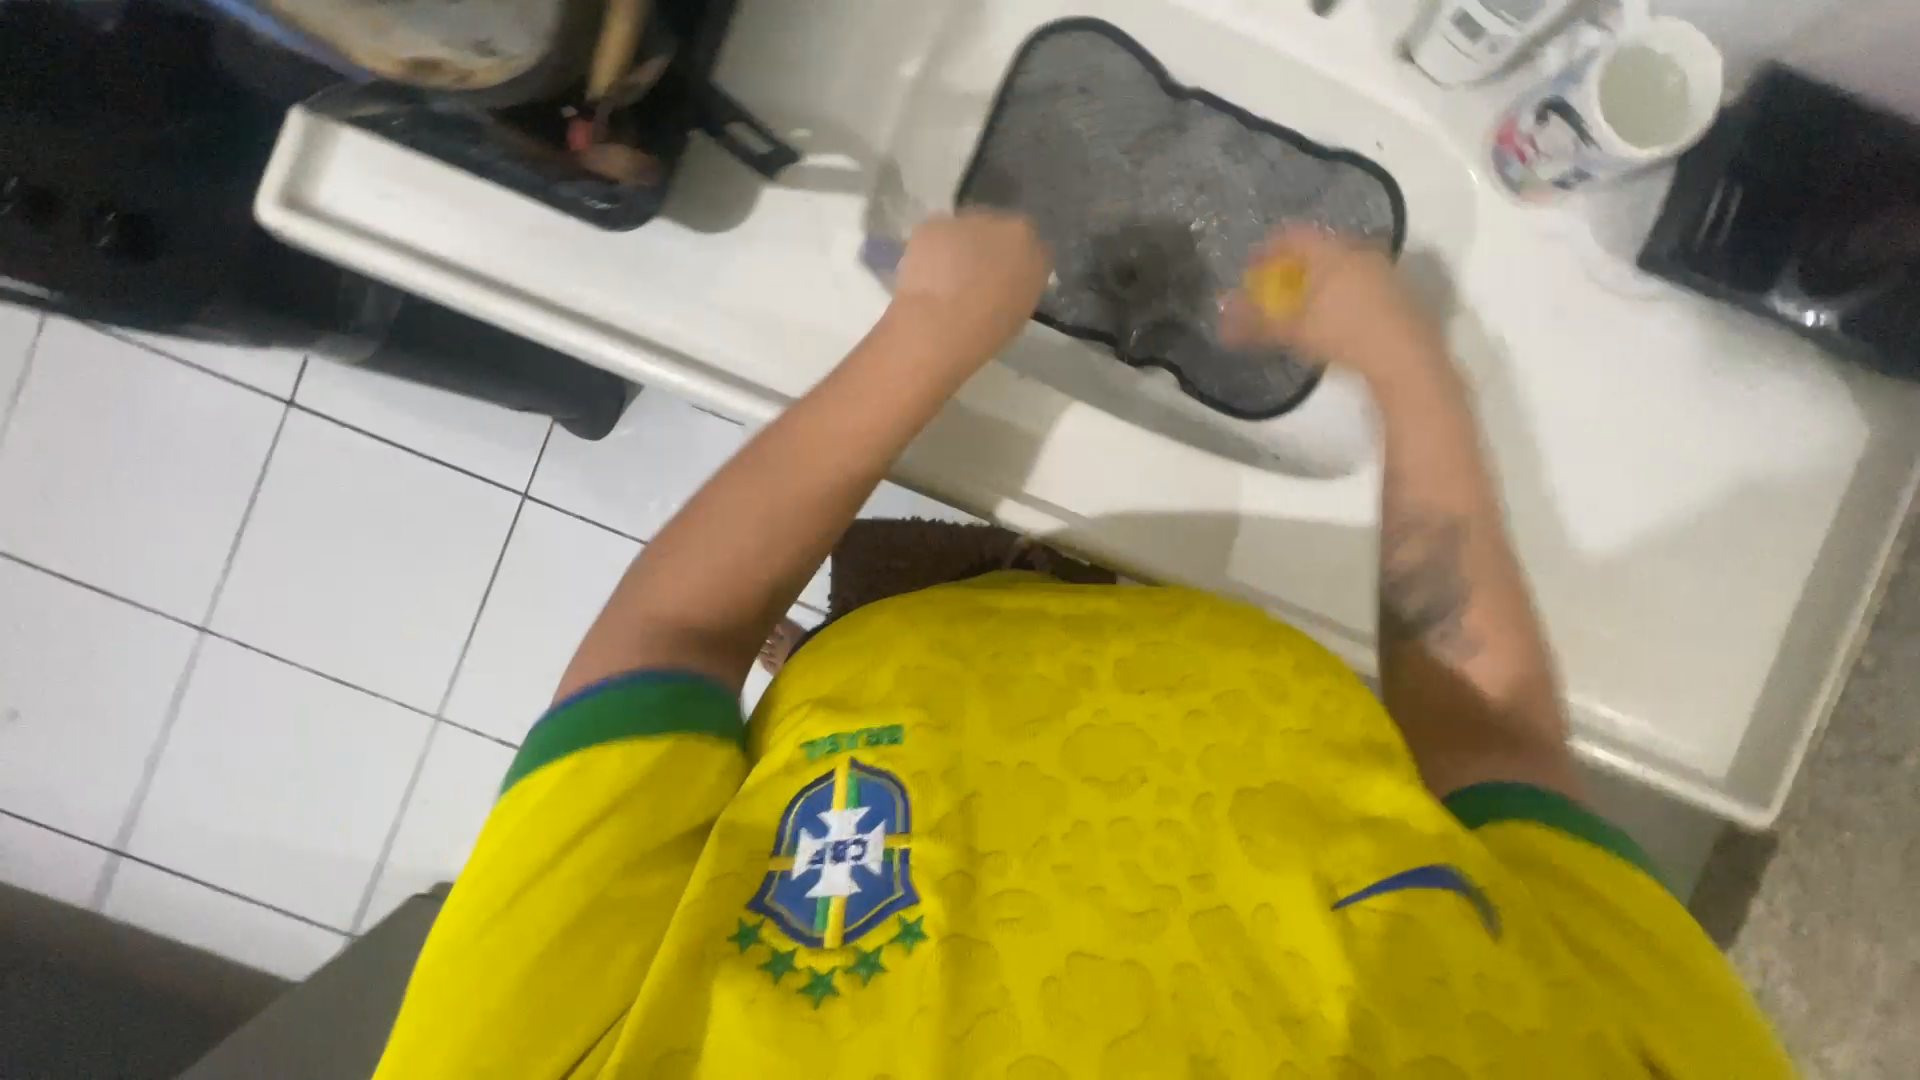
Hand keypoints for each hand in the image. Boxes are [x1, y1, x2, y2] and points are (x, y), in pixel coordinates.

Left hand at [888, 210, 1052, 368]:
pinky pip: (936, 234)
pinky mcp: (936, 224)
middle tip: (971, 278)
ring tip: (944, 278)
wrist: (943, 325)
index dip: (1014, 263)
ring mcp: (969, 220)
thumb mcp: (1018, 313)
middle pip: (998, 231)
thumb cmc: (987, 332)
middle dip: (987, 248)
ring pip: (965, 229)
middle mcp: (1007, 227)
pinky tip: (924, 274)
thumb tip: (1004, 282)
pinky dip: (931, 249)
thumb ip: (1017, 287)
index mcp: (1034, 252)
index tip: (1002, 280)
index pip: (1031, 248)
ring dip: (959, 247)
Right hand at [1221, 226, 1448, 391]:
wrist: (1404, 356)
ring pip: (1343, 263)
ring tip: (1306, 304)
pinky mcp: (1400, 289)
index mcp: (1331, 252)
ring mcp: (1384, 268)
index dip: (1267, 248)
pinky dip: (1343, 290)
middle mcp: (1359, 250)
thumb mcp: (1291, 332)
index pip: (1292, 235)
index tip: (1251, 267)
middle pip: (1319, 247)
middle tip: (1278, 285)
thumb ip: (1253, 324)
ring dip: (1321, 278)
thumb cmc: (1342, 335)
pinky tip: (1336, 317)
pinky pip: (1361, 280)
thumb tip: (1220, 321)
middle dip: (1294, 265)